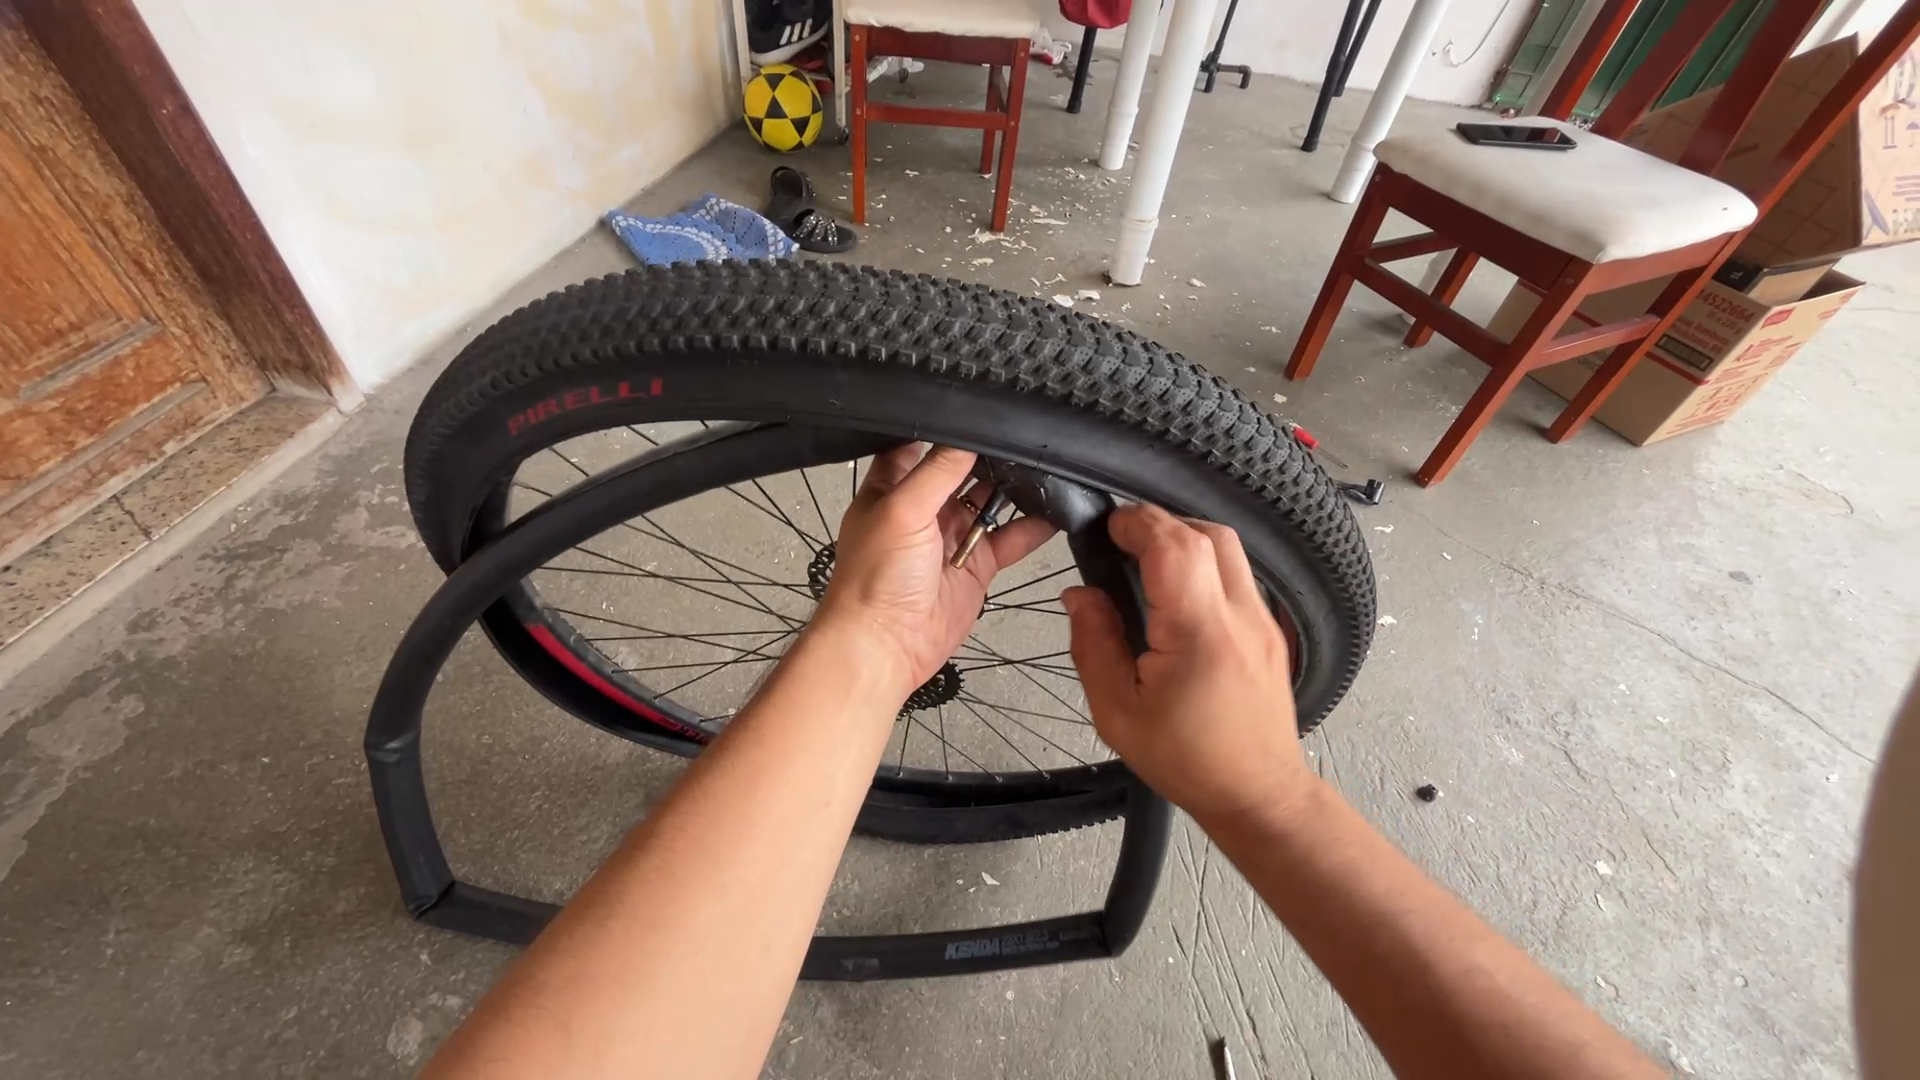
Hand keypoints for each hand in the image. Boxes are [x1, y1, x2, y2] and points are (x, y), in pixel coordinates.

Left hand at [815, 444, 1054, 693]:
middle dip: (988, 456)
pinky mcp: (977, 566)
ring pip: (989, 502)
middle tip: (1022, 436)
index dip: (944, 429)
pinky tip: (1053, 511)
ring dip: (1013, 488)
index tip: (977, 410)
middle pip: (962, 471)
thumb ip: (937, 471)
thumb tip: (966, 437)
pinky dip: (1032, 527)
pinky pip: (1010, 539)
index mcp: (892, 488)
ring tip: (1043, 465)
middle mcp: (922, 510)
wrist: (886, 644)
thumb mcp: (902, 509)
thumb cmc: (874, 579)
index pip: (918, 444)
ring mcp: (952, 537)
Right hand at [1062, 504, 1311, 826]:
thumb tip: (1080, 593)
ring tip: (1145, 561)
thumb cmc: (1184, 759)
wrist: (1258, 794)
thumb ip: (1093, 644)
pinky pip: (1238, 573)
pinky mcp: (1270, 629)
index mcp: (1200, 635)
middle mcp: (1241, 617)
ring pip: (1229, 549)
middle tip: (1121, 540)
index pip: (1175, 548)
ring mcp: (1264, 620)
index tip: (1106, 528)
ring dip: (1184, 538)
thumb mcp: (1116, 711)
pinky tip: (1176, 590)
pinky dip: (1204, 562)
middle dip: (1160, 523)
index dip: (1138, 524)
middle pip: (1208, 534)